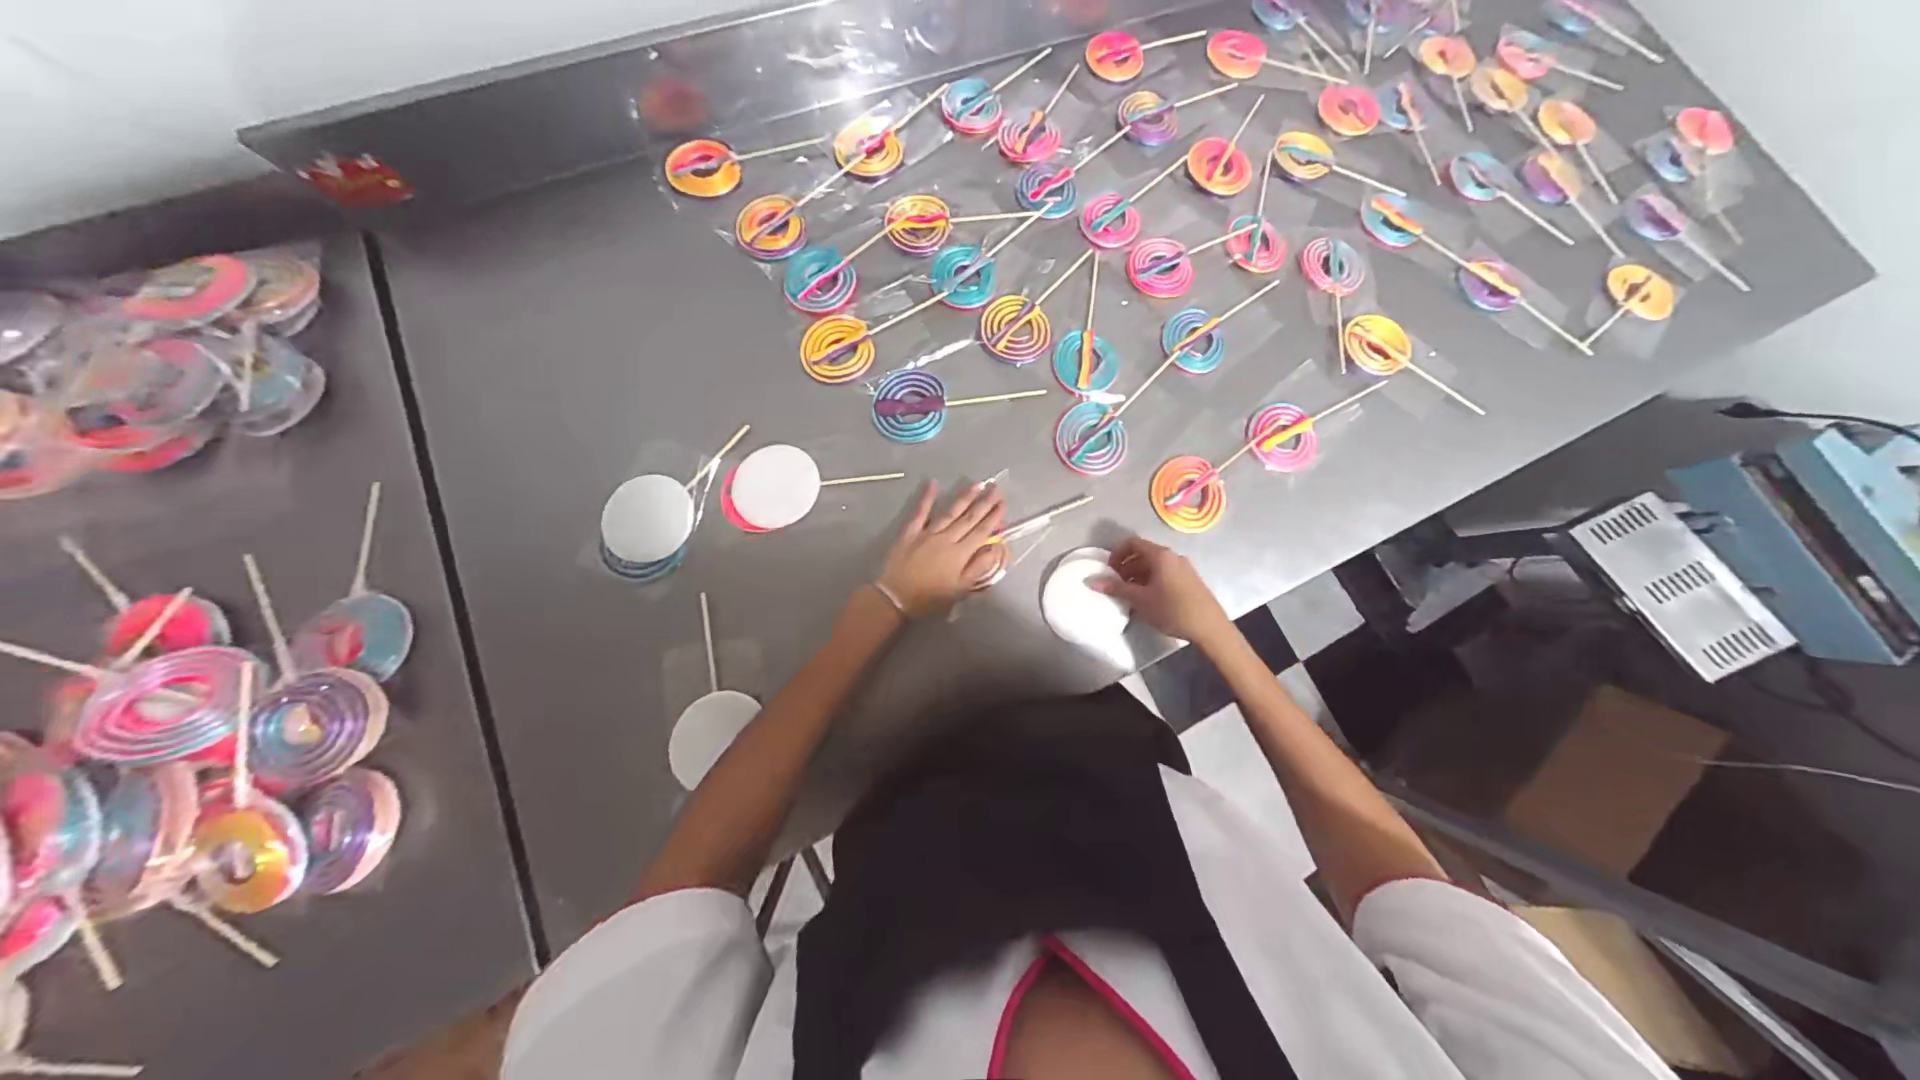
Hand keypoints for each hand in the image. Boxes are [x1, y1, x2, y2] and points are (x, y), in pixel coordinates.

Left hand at [874, 481, 1006, 617]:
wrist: (896, 598)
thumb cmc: (930, 598)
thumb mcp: (960, 590)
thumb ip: (978, 568)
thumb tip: (994, 548)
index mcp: (960, 554)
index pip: (981, 531)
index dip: (993, 517)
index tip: (1003, 503)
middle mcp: (947, 539)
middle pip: (969, 518)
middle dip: (984, 502)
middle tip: (995, 488)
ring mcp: (928, 533)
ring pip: (950, 512)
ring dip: (964, 497)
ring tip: (977, 484)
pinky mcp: (910, 532)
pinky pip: (920, 512)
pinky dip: (927, 497)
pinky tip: (934, 484)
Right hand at [1090, 536, 1232, 645]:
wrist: (1210, 627)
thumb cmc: (1172, 610)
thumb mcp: (1140, 600)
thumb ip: (1115, 588)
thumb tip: (1091, 581)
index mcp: (1160, 555)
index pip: (1132, 542)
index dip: (1116, 553)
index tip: (1108, 571)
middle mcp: (1173, 556)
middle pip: (1143, 553)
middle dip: (1126, 566)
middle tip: (1116, 584)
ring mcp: (1183, 567)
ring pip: (1154, 564)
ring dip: (1137, 574)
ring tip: (1130, 594)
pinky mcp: (1190, 579)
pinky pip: (1165, 572)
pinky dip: (1151, 579)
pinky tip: (1148, 599)